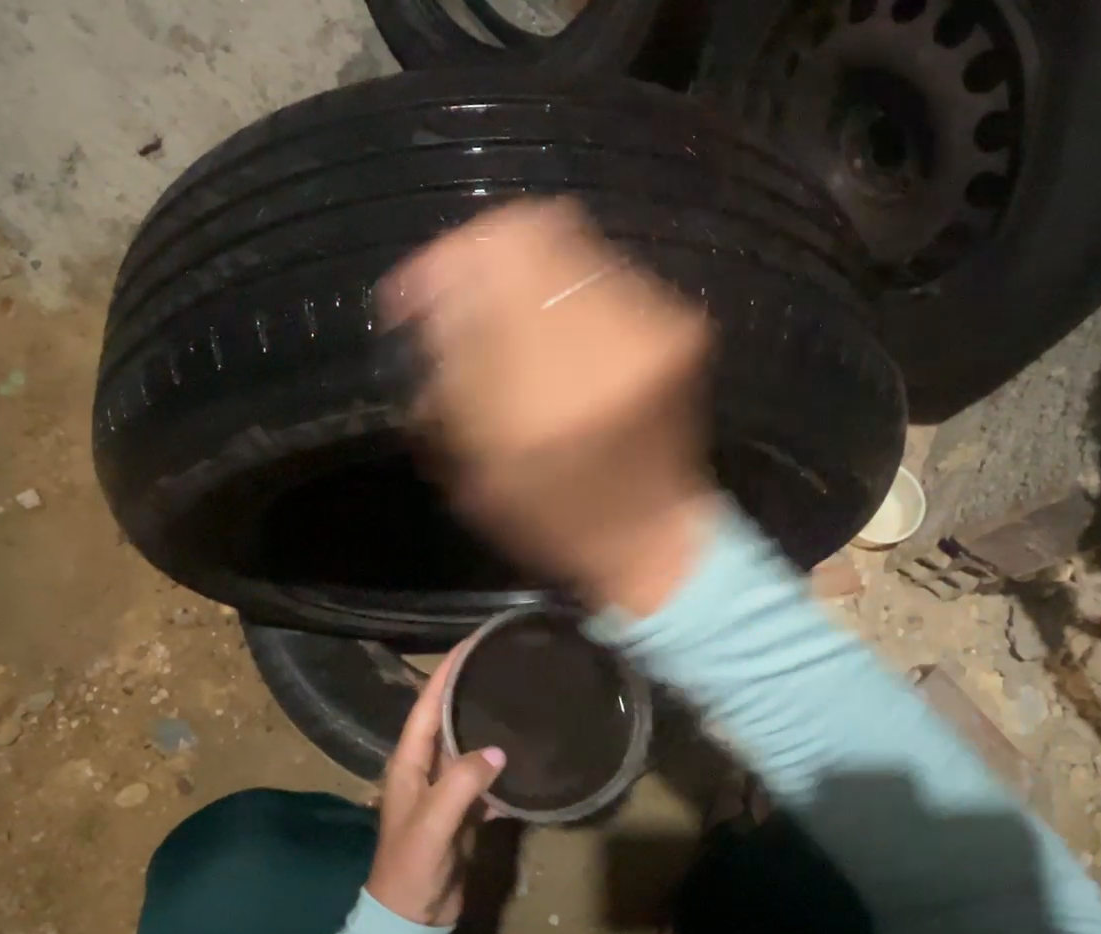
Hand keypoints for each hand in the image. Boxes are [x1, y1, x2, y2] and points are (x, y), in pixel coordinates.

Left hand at [366, 643, 507, 926]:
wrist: (411, 920)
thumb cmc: (412, 868)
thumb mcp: (433, 824)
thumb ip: (461, 784)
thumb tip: (498, 751)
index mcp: (409, 761)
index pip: (427, 703)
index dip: (446, 670)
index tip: (472, 641)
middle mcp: (426, 766)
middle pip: (449, 716)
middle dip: (471, 688)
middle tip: (506, 662)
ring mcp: (446, 788)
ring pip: (470, 744)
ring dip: (489, 722)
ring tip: (521, 697)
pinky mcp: (465, 810)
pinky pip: (485, 776)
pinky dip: (503, 763)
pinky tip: (527, 753)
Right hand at [381, 198, 719, 615]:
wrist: (656, 537)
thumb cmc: (555, 517)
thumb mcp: (479, 468)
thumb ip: (450, 374)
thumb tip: (433, 294)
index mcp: (548, 387)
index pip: (489, 263)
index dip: (443, 260)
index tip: (417, 291)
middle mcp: (609, 338)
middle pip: (535, 230)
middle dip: (483, 255)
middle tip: (460, 293)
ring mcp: (655, 326)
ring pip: (573, 247)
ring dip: (527, 273)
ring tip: (508, 318)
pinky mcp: (682, 326)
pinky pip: (606, 276)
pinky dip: (567, 292)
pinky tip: (557, 332)